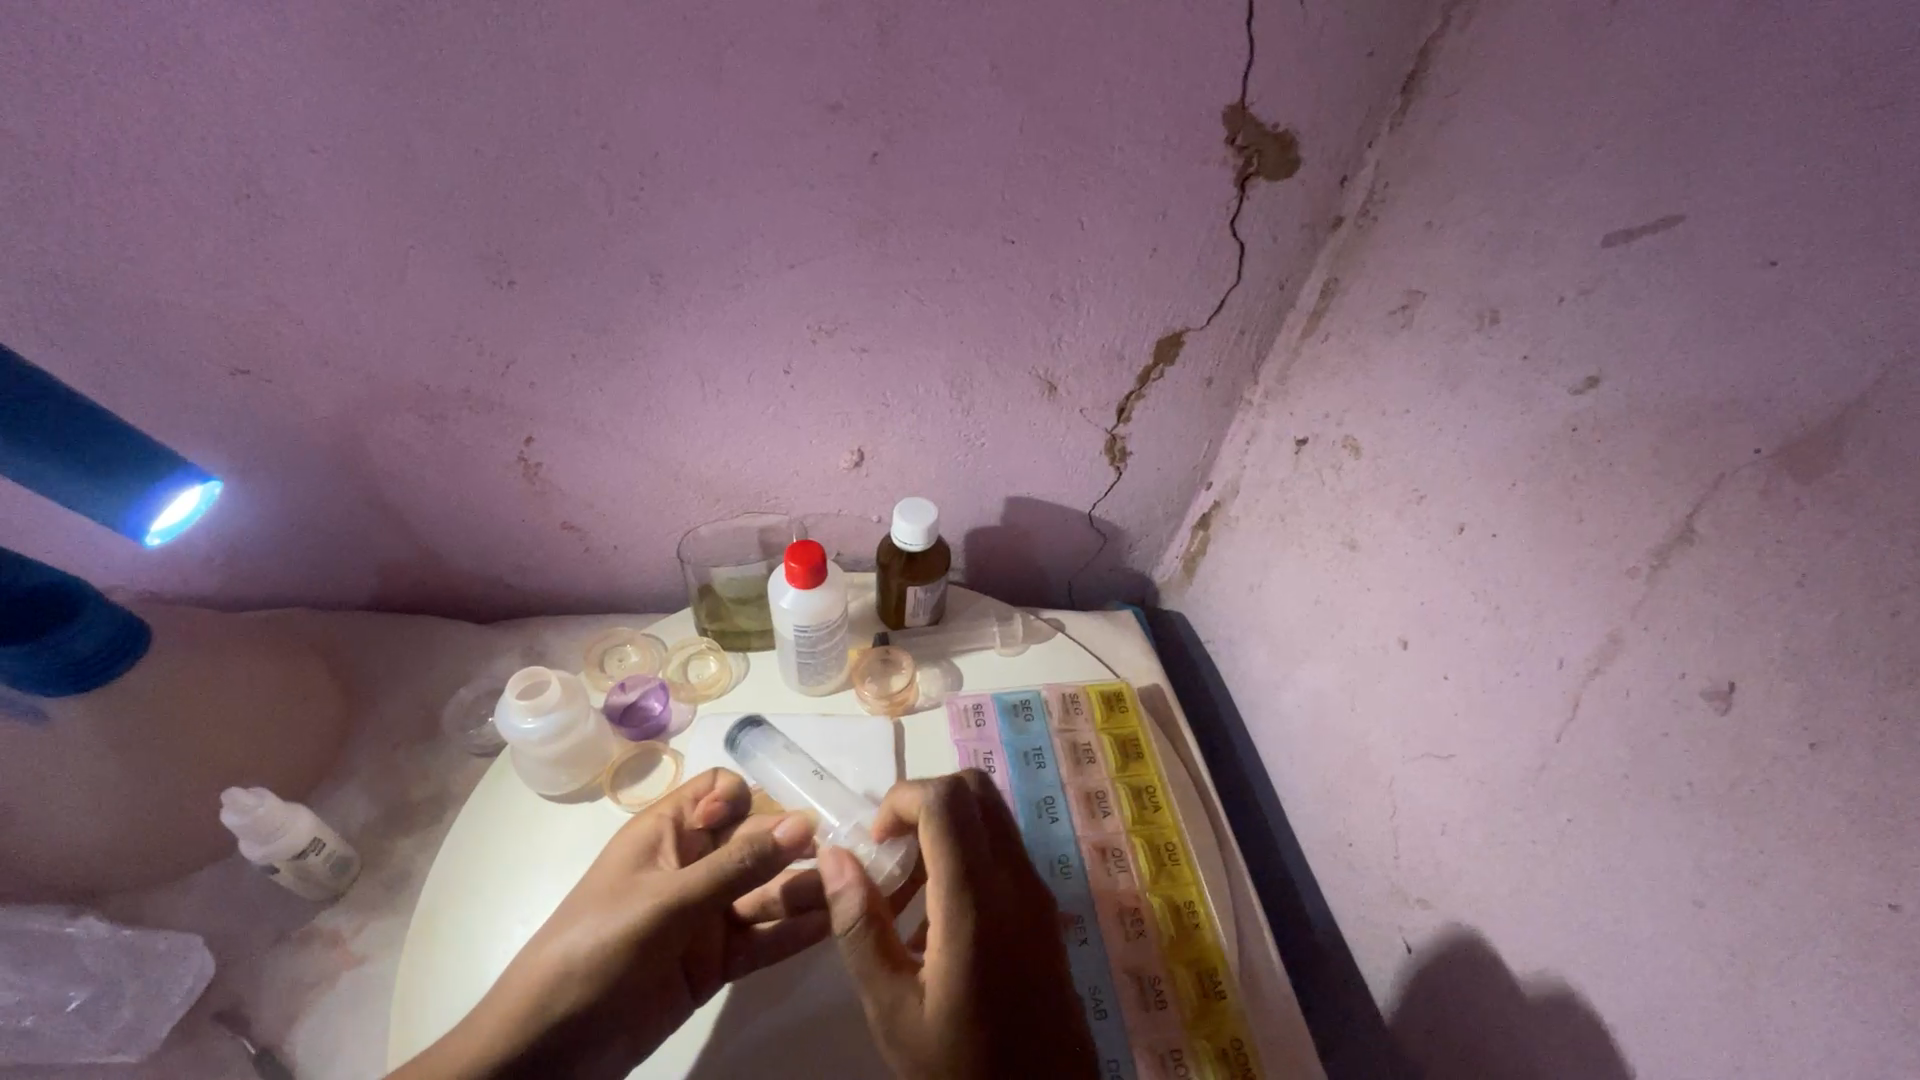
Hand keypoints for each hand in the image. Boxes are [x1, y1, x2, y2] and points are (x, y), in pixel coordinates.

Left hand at [392, 768, 825, 1079]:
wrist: (546, 1050)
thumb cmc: (595, 950)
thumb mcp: (665, 903)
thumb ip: (737, 867)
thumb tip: (804, 824)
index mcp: (667, 834)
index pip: (718, 790)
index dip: (741, 800)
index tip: (752, 828)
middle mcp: (693, 866)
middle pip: (756, 841)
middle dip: (796, 846)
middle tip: (846, 857)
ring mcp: (706, 916)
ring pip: (767, 890)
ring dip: (806, 889)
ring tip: (854, 890)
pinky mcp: (716, 961)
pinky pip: (764, 938)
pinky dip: (797, 931)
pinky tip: (836, 923)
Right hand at [822, 771, 1097, 1079]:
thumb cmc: (962, 1068)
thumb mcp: (894, 1012)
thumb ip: (860, 928)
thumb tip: (835, 856)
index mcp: (978, 902)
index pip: (946, 800)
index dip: (901, 800)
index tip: (873, 845)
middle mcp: (1017, 880)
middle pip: (974, 789)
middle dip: (922, 802)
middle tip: (889, 854)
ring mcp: (1037, 891)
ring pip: (991, 814)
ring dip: (943, 827)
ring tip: (905, 892)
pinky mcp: (1044, 907)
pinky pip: (1002, 848)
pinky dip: (965, 851)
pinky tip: (936, 915)